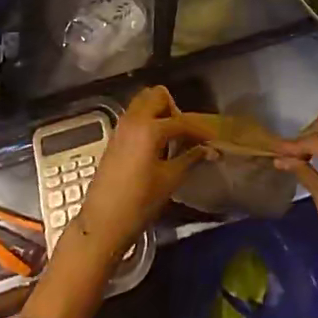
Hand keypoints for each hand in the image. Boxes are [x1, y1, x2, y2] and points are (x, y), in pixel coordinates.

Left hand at [71, 86, 208, 259]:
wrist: (103, 221)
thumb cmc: (139, 202)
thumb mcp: (170, 179)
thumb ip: (190, 158)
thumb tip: (210, 149)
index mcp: (149, 128)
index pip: (181, 121)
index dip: (200, 130)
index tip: (214, 139)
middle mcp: (133, 119)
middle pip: (158, 96)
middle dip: (175, 110)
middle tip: (186, 134)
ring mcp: (121, 126)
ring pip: (144, 102)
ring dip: (160, 113)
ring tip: (173, 138)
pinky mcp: (115, 136)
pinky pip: (135, 116)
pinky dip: (148, 121)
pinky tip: (158, 145)